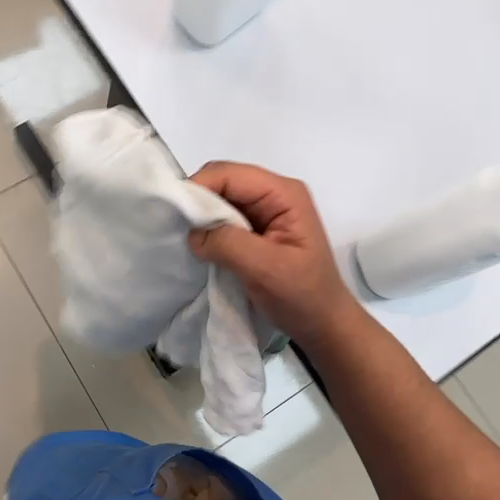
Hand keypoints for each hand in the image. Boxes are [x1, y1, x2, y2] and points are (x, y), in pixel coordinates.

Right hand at [187, 162, 366, 347]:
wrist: (323, 325)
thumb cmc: (302, 296)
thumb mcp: (266, 269)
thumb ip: (228, 244)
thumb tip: (193, 233)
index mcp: (283, 194)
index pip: (230, 174)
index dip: (200, 188)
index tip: (177, 216)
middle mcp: (274, 194)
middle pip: (223, 181)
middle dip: (199, 202)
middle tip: (179, 230)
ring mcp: (265, 211)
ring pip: (221, 199)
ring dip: (202, 218)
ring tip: (188, 240)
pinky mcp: (256, 229)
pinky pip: (224, 219)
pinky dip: (209, 230)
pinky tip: (201, 247)